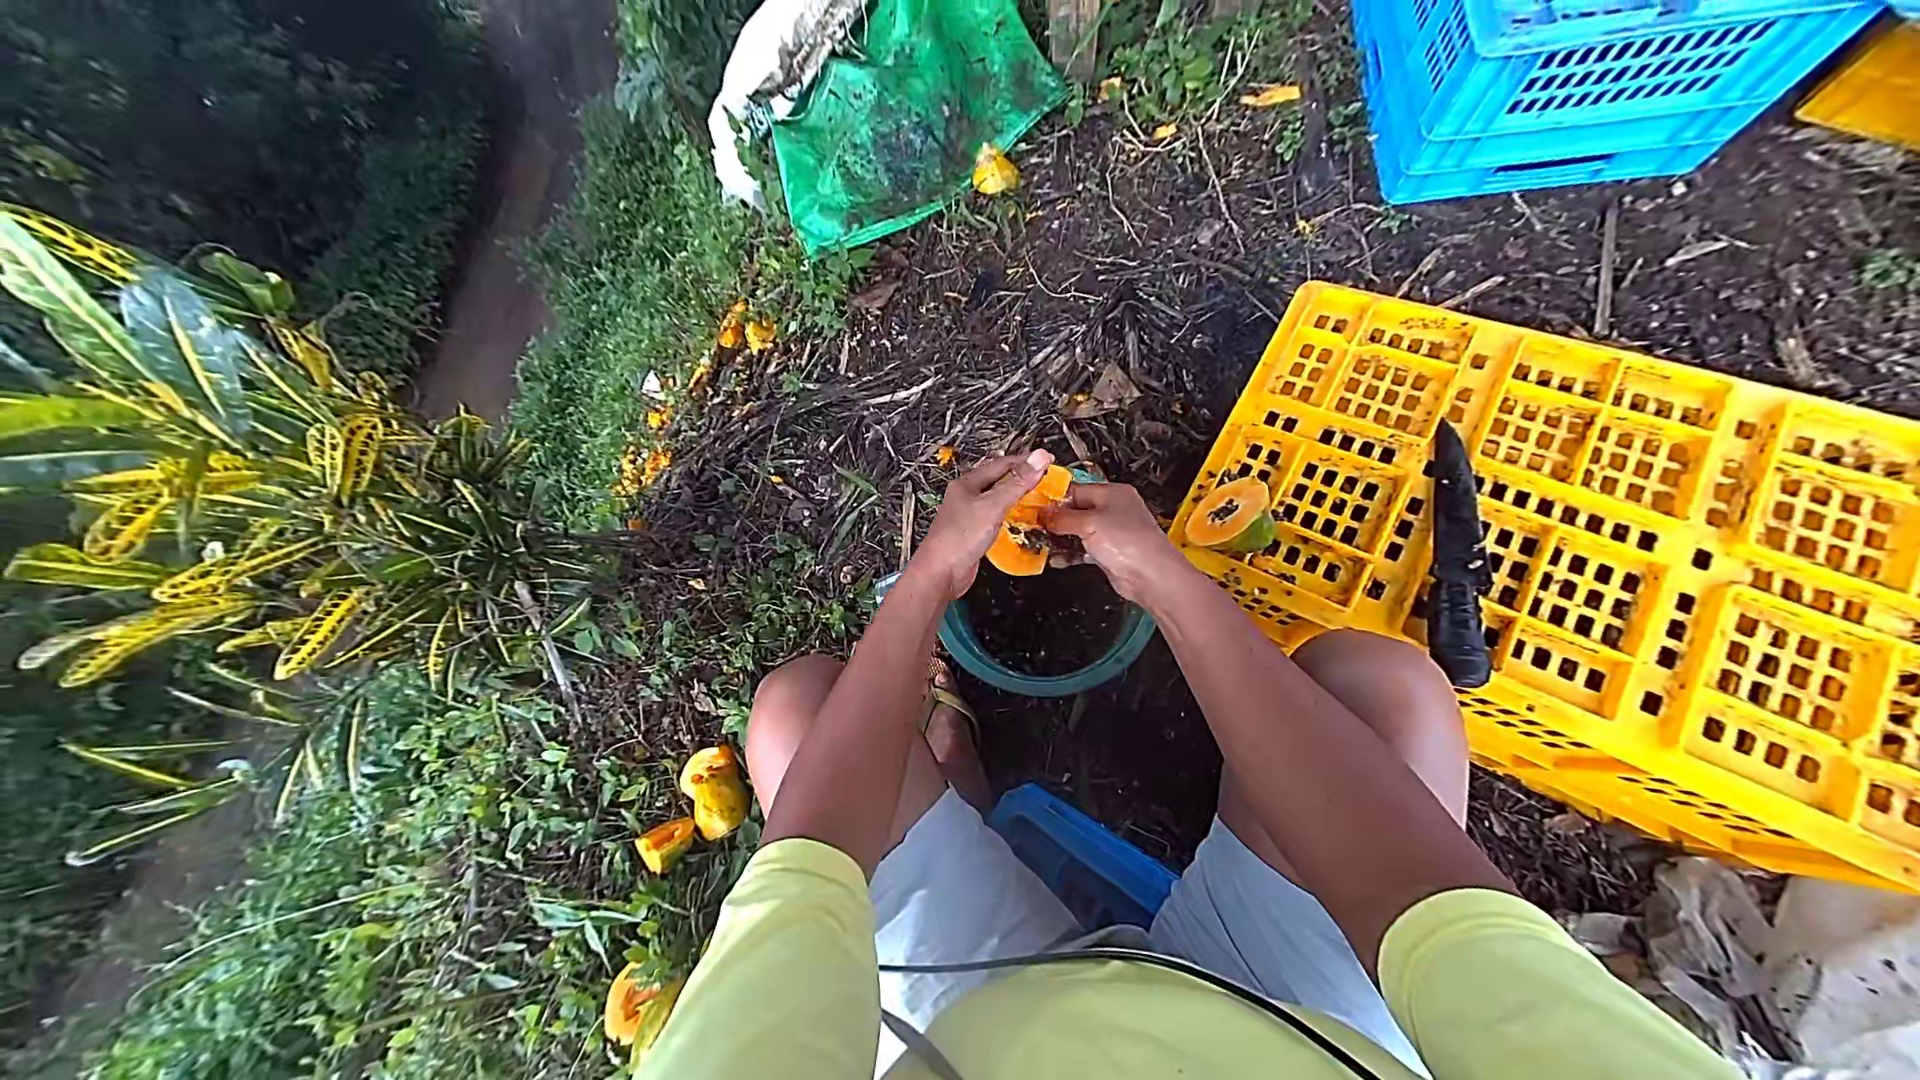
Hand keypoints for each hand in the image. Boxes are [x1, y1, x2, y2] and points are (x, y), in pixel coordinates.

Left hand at [912, 450, 1054, 601]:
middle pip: (998, 480)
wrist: (941, 573)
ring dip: (1016, 496)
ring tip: (1036, 495)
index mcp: (967, 484)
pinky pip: (995, 518)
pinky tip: (1019, 520)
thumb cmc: (957, 538)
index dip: (1024, 461)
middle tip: (1043, 476)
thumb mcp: (993, 505)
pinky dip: (1009, 515)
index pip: (1001, 464)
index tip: (1045, 460)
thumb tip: (1039, 459)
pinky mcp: (974, 534)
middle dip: (1021, 477)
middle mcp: (966, 497)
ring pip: (997, 499)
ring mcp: (969, 516)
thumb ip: (1017, 483)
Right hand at [1040, 481, 1193, 605]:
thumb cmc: (1129, 542)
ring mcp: (1111, 532)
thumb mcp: (1089, 523)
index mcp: (1112, 493)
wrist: (1150, 575)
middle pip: (1075, 510)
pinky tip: (1056, 557)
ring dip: (1060, 537)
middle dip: (1055, 519)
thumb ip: (1062, 518)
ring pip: (1078, 530)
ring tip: (1040, 541)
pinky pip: (1083, 548)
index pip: (1076, 490)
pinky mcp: (1108, 552)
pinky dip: (1069, 552)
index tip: (1035, 506)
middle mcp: (1113, 510)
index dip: (1054, 499)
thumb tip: (1044, 514)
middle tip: (1034, 525)